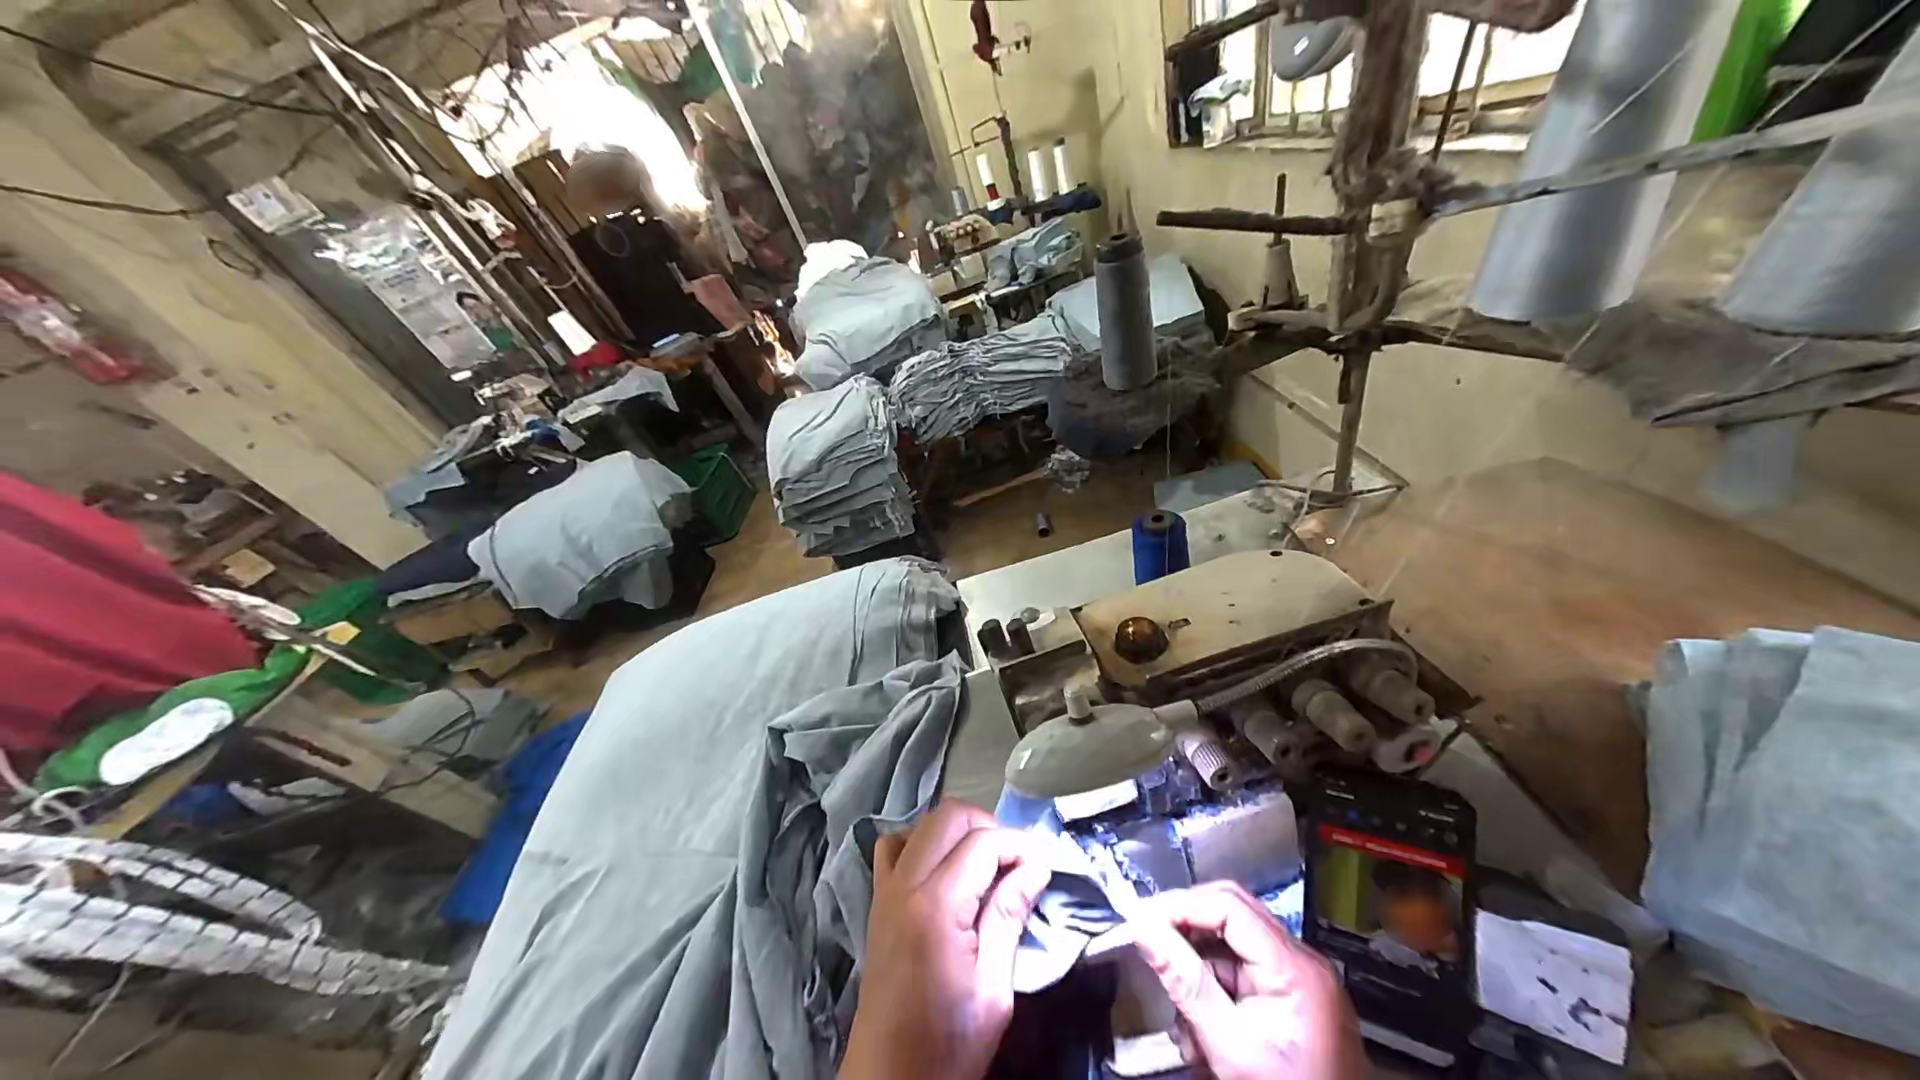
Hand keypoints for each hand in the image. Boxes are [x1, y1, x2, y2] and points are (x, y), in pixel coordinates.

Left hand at [841, 801, 1051, 1079]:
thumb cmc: (947, 1044)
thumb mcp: (993, 991)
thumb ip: (1009, 917)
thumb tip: (1035, 865)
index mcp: (935, 906)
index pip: (982, 842)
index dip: (1019, 845)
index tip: (1044, 865)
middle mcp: (904, 884)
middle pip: (948, 817)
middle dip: (989, 827)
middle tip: (1017, 862)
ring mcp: (885, 889)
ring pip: (921, 824)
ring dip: (957, 831)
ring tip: (985, 864)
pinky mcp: (877, 901)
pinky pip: (895, 847)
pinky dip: (922, 842)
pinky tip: (944, 869)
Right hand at [1130, 882, 1365, 1079]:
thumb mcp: (1229, 1045)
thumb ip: (1185, 983)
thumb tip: (1145, 932)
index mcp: (1295, 967)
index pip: (1228, 906)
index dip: (1181, 905)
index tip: (1144, 919)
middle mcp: (1301, 960)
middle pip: (1231, 912)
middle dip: (1186, 926)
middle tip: (1150, 940)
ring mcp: (1298, 976)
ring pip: (1231, 940)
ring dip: (1196, 960)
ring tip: (1178, 1003)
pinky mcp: (1290, 994)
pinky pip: (1241, 968)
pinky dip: (1213, 982)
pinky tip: (1198, 1022)